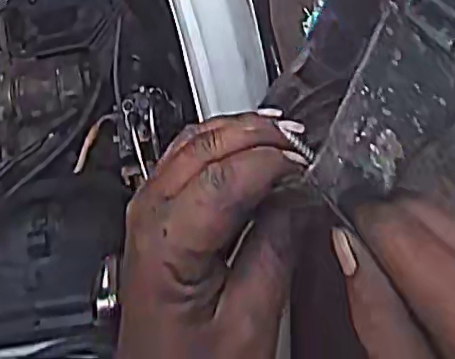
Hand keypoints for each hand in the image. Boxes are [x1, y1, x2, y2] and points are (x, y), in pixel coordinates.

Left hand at [118, 112, 306, 358]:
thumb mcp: (247, 324)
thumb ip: (275, 252)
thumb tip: (298, 195)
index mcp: (166, 238)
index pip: (223, 176)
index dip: (270, 160)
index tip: (305, 162)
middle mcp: (149, 208)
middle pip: (206, 145)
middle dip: (258, 133)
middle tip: (300, 141)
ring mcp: (149, 200)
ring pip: (196, 138)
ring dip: (241, 129)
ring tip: (283, 135)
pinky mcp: (156, 202)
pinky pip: (189, 150)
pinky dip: (224, 138)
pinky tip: (250, 142)